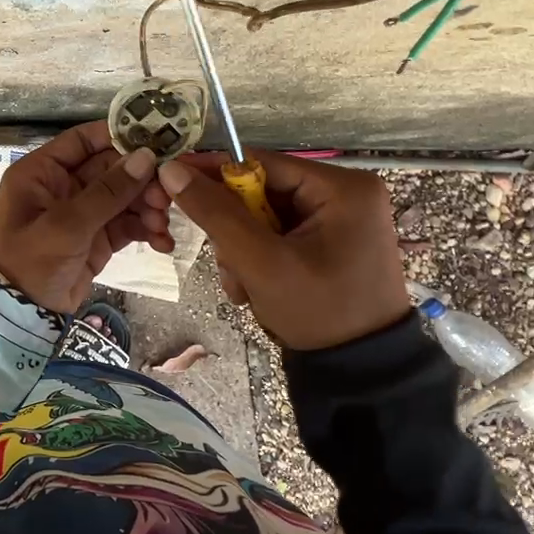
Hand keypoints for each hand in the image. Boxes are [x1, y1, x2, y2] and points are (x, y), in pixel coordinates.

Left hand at [0, 121, 172, 313]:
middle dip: (142, 180)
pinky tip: (162, 243)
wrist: (19, 313)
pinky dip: (145, 229)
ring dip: (147, 207)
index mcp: (41, 172)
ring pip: (123, 196)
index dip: (118, 137)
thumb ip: (107, 191)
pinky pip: (127, 223)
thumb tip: (146, 157)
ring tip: (161, 224)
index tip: (157, 140)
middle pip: (111, 169)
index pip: (82, 141)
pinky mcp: (96, 238)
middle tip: (166, 196)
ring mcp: (80, 213)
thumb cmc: (31, 260)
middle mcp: (61, 186)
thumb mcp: (66, 224)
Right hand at [151, 150, 406, 350]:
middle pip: (258, 190)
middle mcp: (345, 193)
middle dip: (232, 228)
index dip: (210, 174)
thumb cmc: (319, 310)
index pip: (258, 162)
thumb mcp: (260, 262)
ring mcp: (340, 218)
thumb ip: (214, 212)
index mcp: (342, 187)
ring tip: (243, 284)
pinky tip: (256, 285)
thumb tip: (170, 169)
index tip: (171, 186)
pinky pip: (277, 233)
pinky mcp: (331, 239)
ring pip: (262, 215)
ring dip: (241, 248)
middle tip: (226, 264)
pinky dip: (257, 256)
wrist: (364, 370)